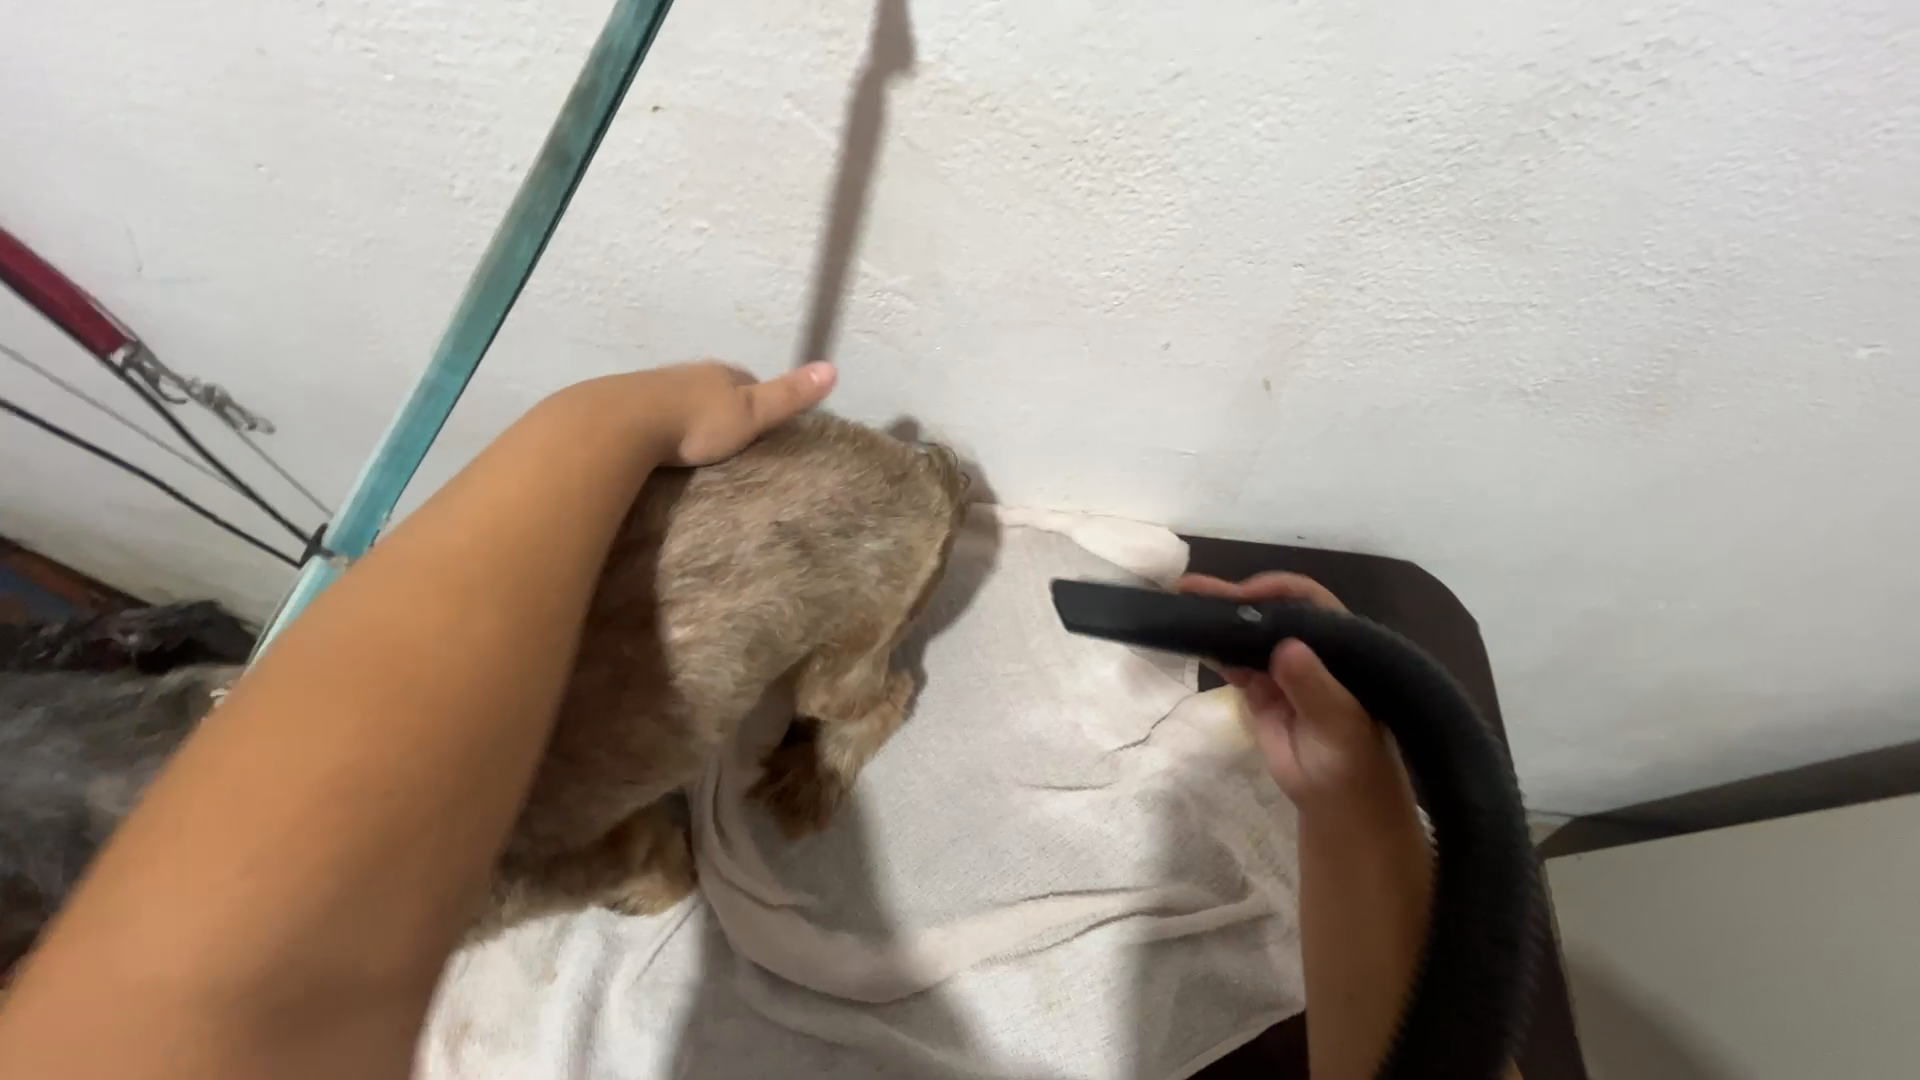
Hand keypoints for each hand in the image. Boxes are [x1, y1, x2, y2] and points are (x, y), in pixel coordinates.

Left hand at [585, 360, 836, 466]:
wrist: (624, 424)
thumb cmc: (697, 420)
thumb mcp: (752, 413)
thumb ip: (788, 396)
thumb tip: (833, 368)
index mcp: (722, 374)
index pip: (749, 381)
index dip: (759, 399)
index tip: (764, 424)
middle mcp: (690, 374)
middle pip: (715, 389)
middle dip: (723, 407)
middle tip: (733, 438)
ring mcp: (656, 388)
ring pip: (683, 400)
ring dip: (691, 417)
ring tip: (699, 445)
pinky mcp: (629, 407)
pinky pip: (655, 415)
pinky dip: (664, 426)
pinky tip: (665, 446)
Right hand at [1176, 572, 1408, 811]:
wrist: (1338, 800)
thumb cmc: (1353, 758)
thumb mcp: (1338, 722)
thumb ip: (1312, 686)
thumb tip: (1286, 647)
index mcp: (1339, 643)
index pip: (1307, 600)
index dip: (1275, 589)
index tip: (1243, 595)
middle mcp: (1309, 647)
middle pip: (1268, 610)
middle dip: (1232, 597)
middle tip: (1192, 589)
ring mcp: (1280, 667)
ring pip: (1245, 633)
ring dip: (1215, 619)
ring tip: (1181, 604)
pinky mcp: (1258, 688)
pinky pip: (1232, 661)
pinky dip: (1213, 650)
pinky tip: (1191, 640)